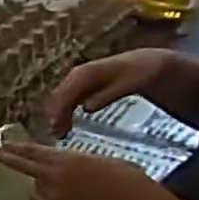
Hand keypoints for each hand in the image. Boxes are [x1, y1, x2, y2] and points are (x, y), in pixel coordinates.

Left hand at [0, 142, 191, 199]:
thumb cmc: (128, 179)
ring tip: (77, 186)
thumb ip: (72, 161)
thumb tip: (61, 166)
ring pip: (36, 185)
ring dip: (45, 183)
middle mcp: (54, 176)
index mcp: (66, 159)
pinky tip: (74, 197)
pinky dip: (51, 196)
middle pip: (21, 165)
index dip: (14, 147)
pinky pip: (45, 198)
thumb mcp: (99, 160)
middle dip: (3, 157)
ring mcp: (53, 194)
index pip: (33, 151)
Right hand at [42, 49, 173, 135]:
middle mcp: (75, 75)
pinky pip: (65, 98)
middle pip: (58, 98)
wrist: (143, 63)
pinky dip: (63, 110)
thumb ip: (106, 96)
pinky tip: (66, 121)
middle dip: (55, 117)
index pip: (65, 95)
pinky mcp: (77, 84)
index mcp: (85, 74)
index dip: (59, 113)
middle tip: (57, 135)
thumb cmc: (136, 75)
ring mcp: (75, 78)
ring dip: (57, 115)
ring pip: (59, 98)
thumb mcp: (125, 86)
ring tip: (60, 132)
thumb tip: (86, 108)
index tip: (59, 130)